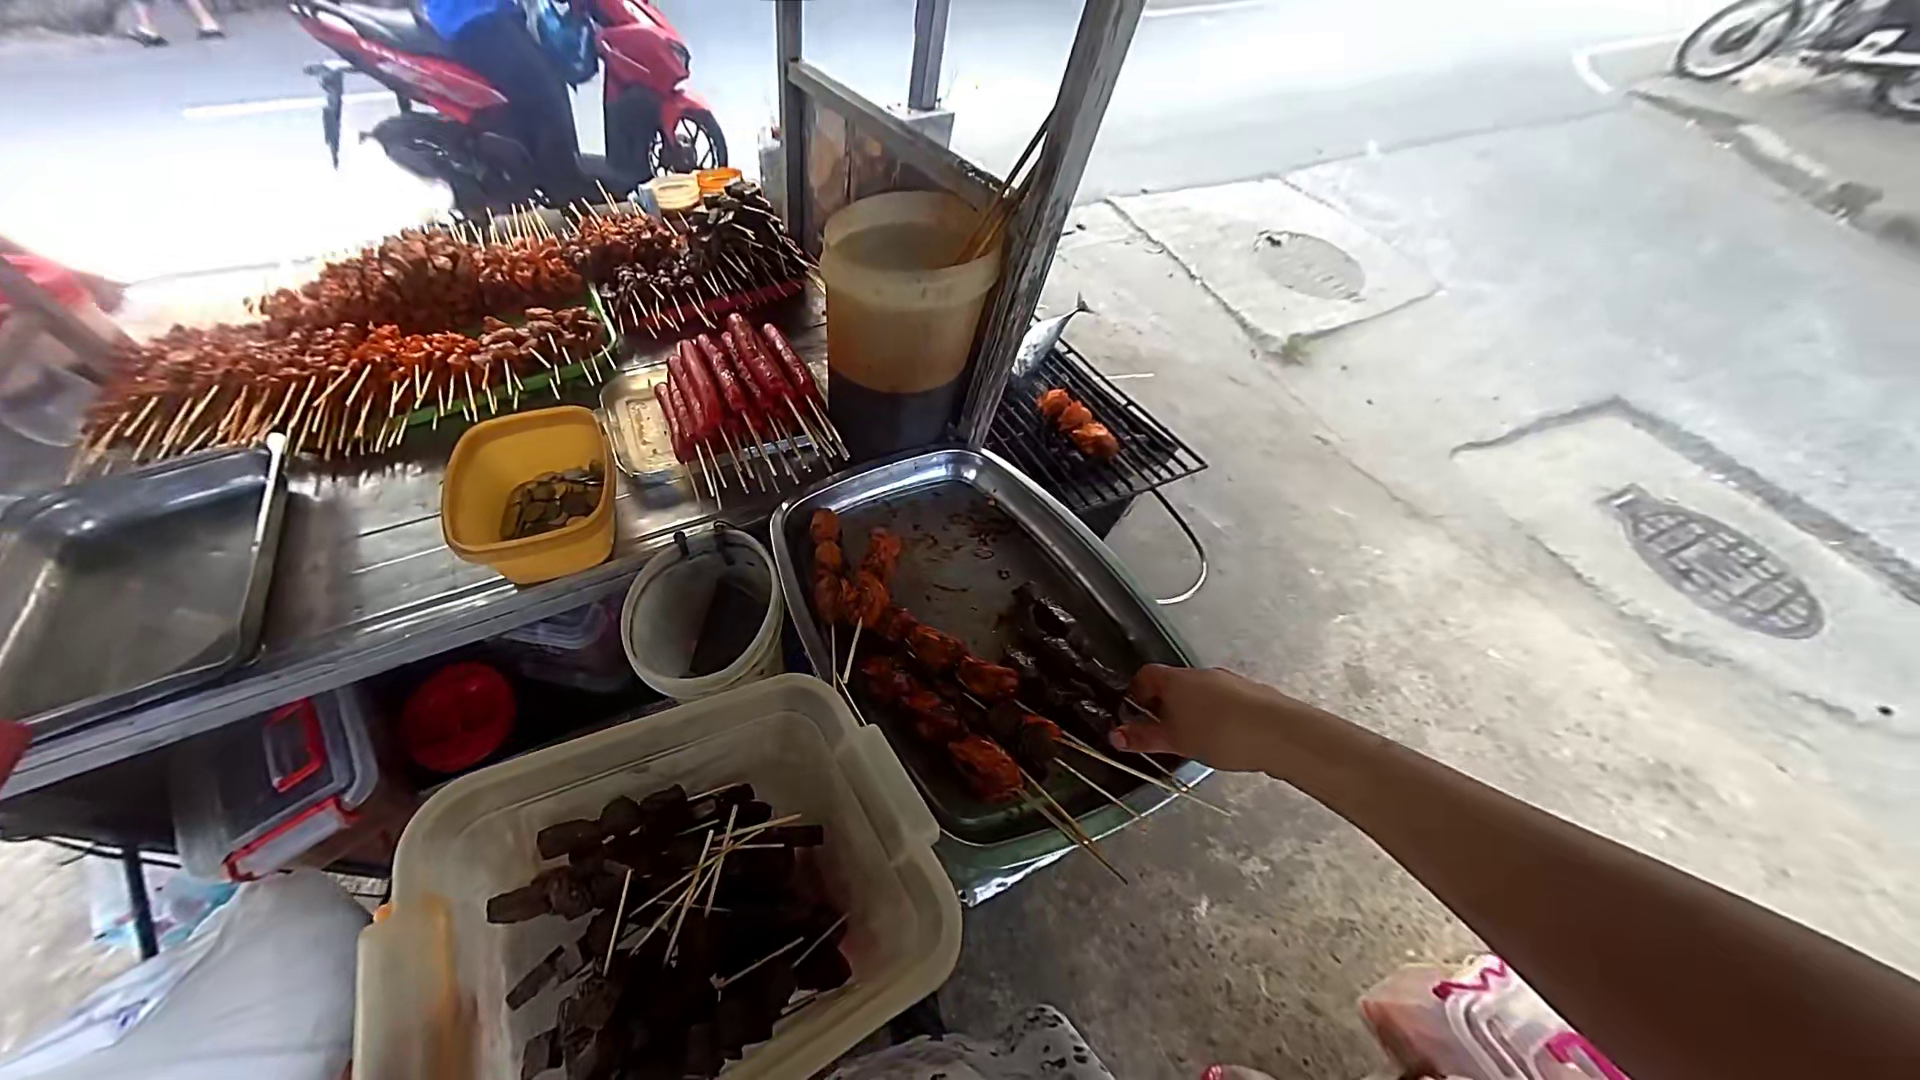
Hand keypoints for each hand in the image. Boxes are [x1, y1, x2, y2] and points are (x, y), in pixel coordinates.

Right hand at [1112, 664, 1334, 775]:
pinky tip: (1225, 739)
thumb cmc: (1220, 733)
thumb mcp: (1175, 740)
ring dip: (1192, 710)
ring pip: (1200, 692)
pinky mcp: (1252, 694)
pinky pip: (1224, 701)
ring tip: (1194, 739)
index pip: (1145, 675)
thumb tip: (1115, 736)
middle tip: (1163, 732)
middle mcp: (1200, 674)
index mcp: (1176, 679)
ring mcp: (1229, 681)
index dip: (1136, 692)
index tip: (1134, 712)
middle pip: (1173, 683)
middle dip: (1165, 705)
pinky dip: (1217, 715)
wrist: (1280, 733)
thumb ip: (1144, 738)